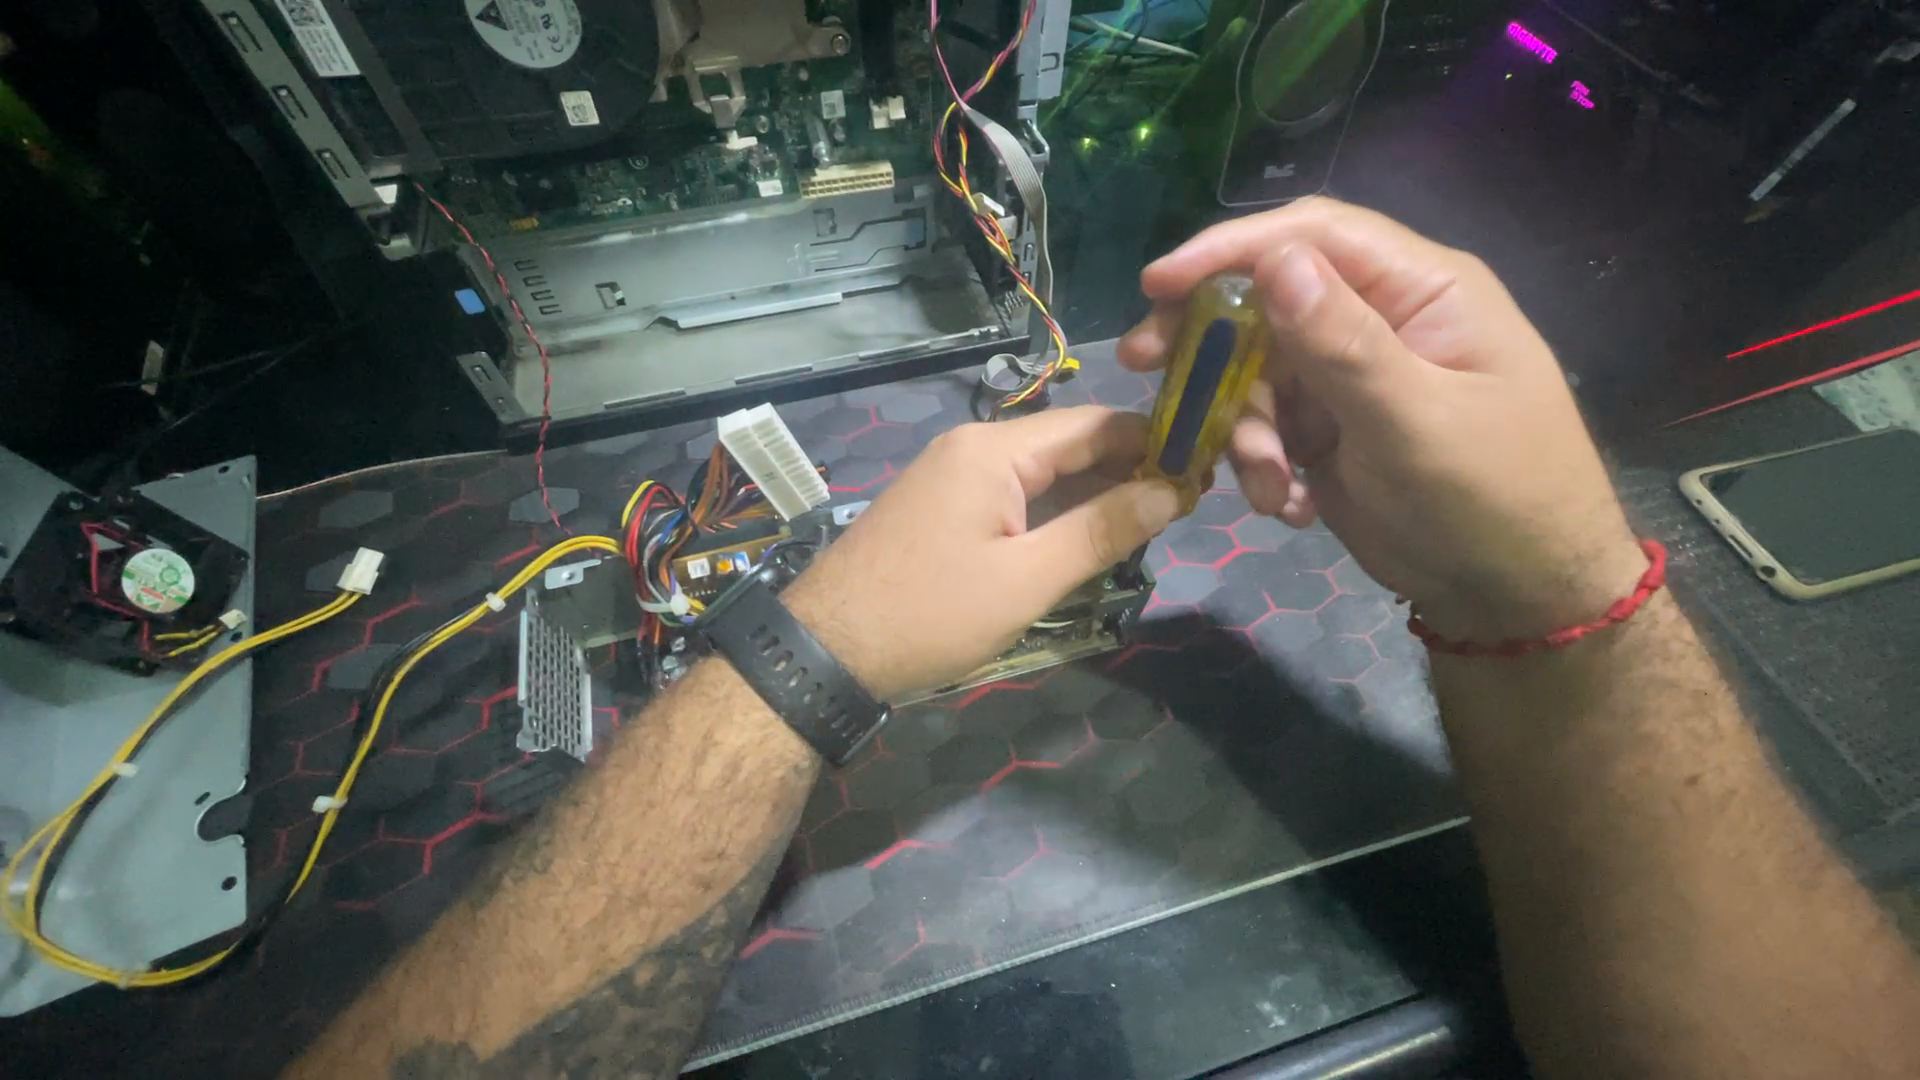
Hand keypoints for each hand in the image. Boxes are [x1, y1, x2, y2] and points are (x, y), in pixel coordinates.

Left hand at [783, 406, 1179, 699]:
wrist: (827, 648)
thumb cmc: (930, 614)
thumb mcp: (1026, 579)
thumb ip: (1101, 530)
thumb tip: (1171, 490)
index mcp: (995, 450)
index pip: (1095, 426)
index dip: (1154, 443)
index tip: (1204, 469)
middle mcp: (973, 448)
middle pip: (1068, 447)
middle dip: (1126, 472)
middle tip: (1184, 507)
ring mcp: (952, 477)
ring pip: (1041, 475)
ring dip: (1091, 497)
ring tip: (1148, 527)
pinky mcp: (942, 507)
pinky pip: (1012, 497)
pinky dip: (1052, 514)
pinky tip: (1084, 540)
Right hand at [1118, 197, 1642, 640]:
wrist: (1508, 594)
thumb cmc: (1488, 497)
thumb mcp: (1413, 420)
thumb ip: (1343, 341)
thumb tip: (1274, 260)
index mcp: (1419, 291)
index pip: (1312, 237)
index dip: (1229, 250)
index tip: (1155, 284)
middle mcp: (1375, 322)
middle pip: (1265, 303)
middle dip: (1205, 339)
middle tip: (1143, 362)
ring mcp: (1344, 379)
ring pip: (1254, 376)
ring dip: (1244, 431)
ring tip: (1271, 484)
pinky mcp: (1323, 430)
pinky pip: (1263, 428)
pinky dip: (1262, 466)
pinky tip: (1292, 505)